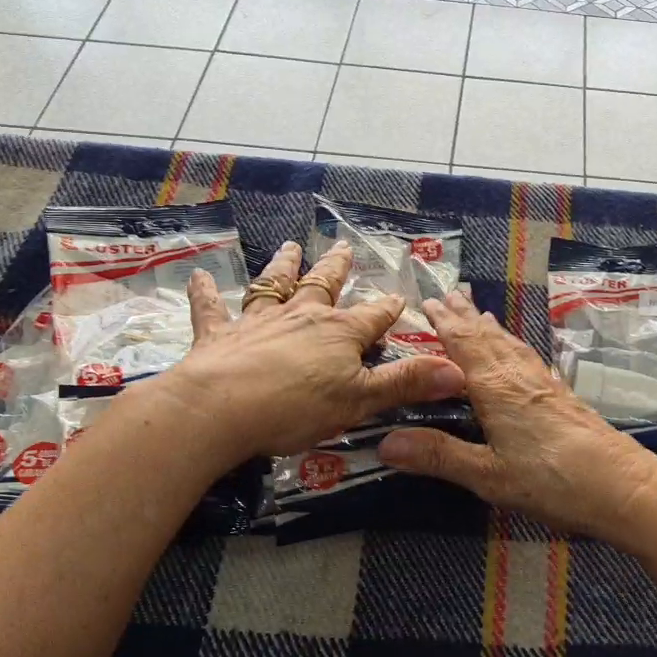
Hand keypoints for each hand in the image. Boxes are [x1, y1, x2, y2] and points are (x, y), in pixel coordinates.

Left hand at [144, 239, 466, 466]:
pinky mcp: (218, 336)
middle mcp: (302, 317)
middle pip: (323, 286)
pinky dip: (206, 293)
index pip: (373, 316)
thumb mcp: (360, 400)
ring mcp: (258, 322)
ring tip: (291, 247)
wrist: (218, 409)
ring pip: (274, 286)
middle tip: (344, 248)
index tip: (398, 297)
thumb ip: (406, 383)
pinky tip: (197, 275)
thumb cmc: (295, 407)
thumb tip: (459, 371)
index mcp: (339, 333)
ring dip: (283, 267)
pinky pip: (212, 309)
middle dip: (337, 269)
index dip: (388, 308)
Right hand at [376, 291, 656, 546]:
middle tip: (449, 294)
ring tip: (478, 313)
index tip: (428, 301)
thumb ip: (439, 456)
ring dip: (490, 328)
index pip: (463, 345)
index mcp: (496, 388)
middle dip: (466, 317)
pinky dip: (514, 347)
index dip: (444, 323)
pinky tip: (519, 354)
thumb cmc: (551, 481)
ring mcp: (545, 385)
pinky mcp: (563, 397)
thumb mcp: (488, 475)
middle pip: (488, 338)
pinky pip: (529, 359)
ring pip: (512, 346)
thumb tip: (384, 442)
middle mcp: (520, 377)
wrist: (623, 485)